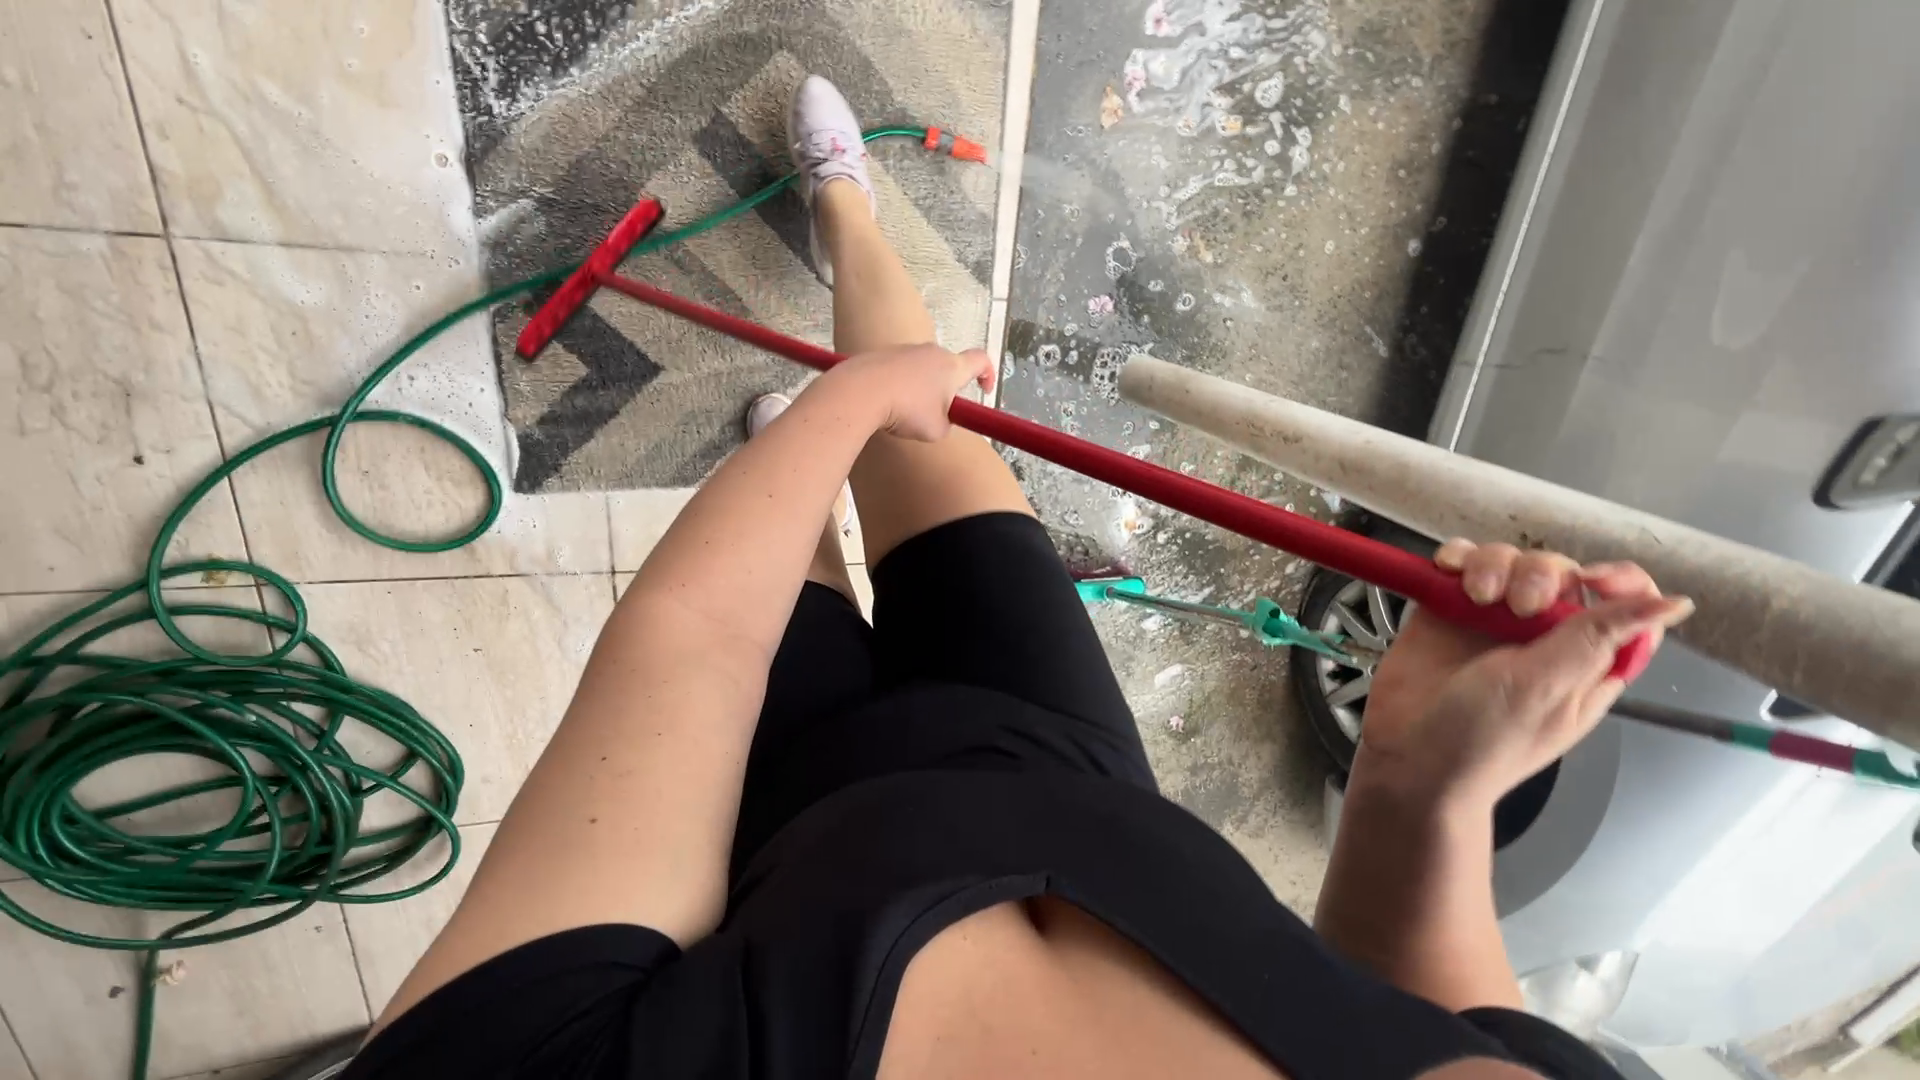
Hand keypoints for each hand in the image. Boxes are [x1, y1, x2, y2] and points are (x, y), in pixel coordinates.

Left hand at [822, 344, 995, 441]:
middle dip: (946, 389)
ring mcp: (905, 350)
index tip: (984, 389)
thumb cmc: (905, 411)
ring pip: (921, 368)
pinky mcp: (881, 353)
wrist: (860, 392)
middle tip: (935, 413)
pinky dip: (898, 384)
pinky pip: (898, 369)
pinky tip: (886, 403)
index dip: (988, 374)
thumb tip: (939, 420)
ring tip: (904, 412)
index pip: (981, 360)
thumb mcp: (936, 431)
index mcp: (952, 367)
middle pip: (948, 366)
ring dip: (919, 387)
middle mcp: (931, 352)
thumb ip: (946, 423)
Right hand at [1356, 541, 1693, 808]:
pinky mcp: (1443, 611)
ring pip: (1504, 561)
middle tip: (1517, 606)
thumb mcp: (1546, 690)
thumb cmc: (1485, 740)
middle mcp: (1539, 635)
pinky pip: (1455, 567)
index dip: (1616, 582)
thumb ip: (1598, 638)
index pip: (1621, 604)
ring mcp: (1487, 620)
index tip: (1589, 580)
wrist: (1409, 756)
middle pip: (1557, 572)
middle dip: (1538, 574)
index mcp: (1584, 660)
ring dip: (1490, 564)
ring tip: (1473, 594)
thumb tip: (1674, 604)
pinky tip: (1446, 571)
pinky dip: (1453, 558)